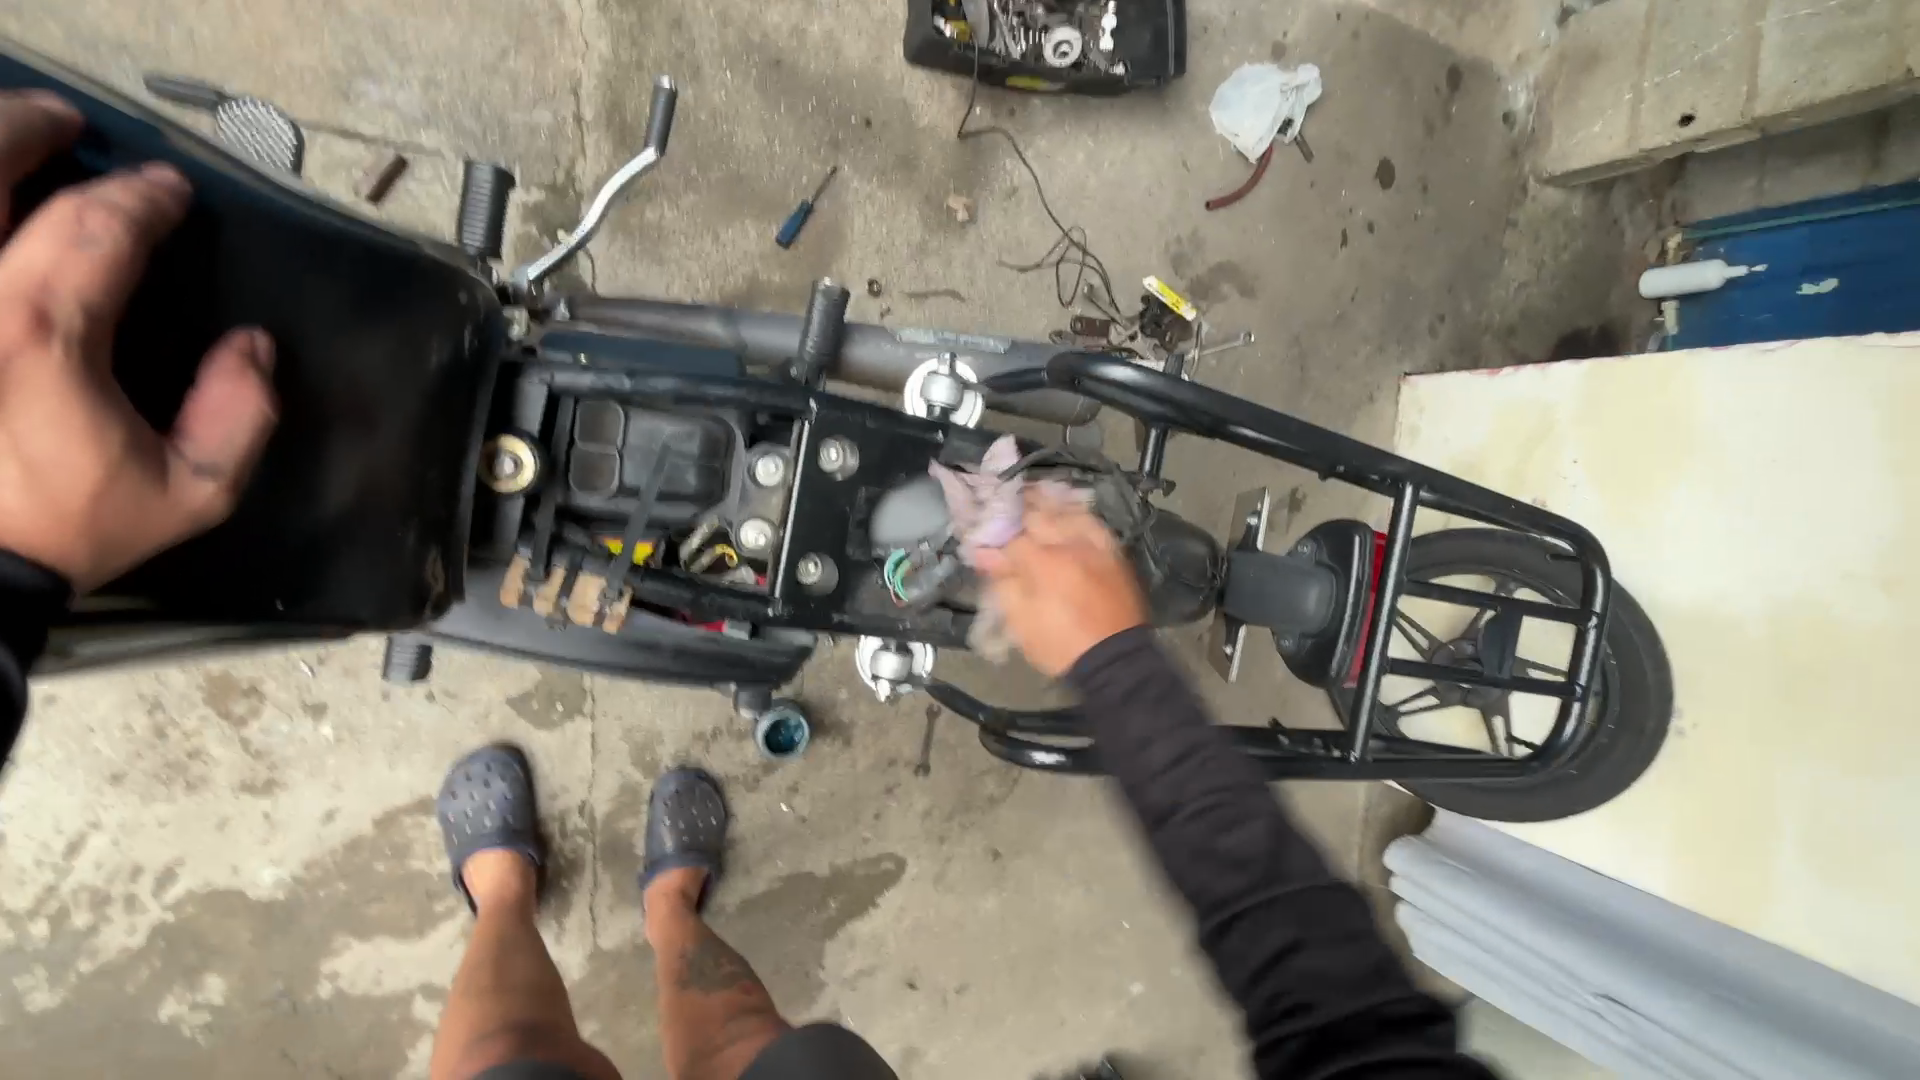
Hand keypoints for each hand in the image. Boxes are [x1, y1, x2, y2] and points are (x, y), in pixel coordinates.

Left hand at [0, 90, 277, 590]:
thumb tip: (254, 346)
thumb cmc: (71, 526)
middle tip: (64, 124)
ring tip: (4, 136)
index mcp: (40, 338)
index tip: (169, 190)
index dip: (139, 202)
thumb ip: (241, 415)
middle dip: (23, 133)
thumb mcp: (195, 489)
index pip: (92, 234)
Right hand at [975, 490, 1147, 676]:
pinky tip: (1068, 513)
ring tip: (1033, 500)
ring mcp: (1096, 547)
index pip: (1011, 538)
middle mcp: (1071, 545)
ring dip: (1048, 504)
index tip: (981, 539)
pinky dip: (1078, 515)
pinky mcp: (1114, 554)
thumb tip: (985, 554)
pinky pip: (1095, 524)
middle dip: (1017, 511)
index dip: (993, 537)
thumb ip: (1003, 582)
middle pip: (1039, 514)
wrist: (1114, 661)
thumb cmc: (1061, 646)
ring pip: (1069, 512)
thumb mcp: (1021, 621)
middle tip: (1002, 510)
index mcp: (1044, 562)